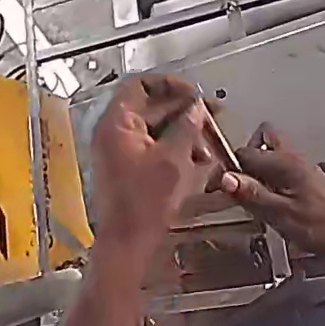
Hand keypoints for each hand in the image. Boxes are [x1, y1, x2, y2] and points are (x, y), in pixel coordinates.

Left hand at [89, 75, 215, 262]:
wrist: (128, 241)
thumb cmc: (145, 202)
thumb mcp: (174, 158)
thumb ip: (187, 126)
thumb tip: (197, 107)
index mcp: (117, 123)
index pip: (140, 85)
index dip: (170, 84)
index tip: (193, 92)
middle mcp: (113, 132)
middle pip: (150, 106)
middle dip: (183, 110)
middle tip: (211, 114)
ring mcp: (119, 149)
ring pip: (155, 126)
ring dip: (183, 130)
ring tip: (207, 142)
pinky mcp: (127, 165)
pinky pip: (153, 145)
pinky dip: (175, 146)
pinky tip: (197, 158)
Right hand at [218, 125, 324, 261]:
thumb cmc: (324, 228)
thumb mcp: (282, 215)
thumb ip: (254, 195)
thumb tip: (226, 178)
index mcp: (286, 163)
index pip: (245, 152)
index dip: (229, 168)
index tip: (218, 188)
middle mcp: (294, 159)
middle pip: (263, 139)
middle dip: (245, 158)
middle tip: (239, 186)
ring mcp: (303, 168)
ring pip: (272, 155)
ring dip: (258, 171)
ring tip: (254, 199)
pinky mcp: (308, 180)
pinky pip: (281, 170)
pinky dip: (271, 181)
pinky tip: (272, 205)